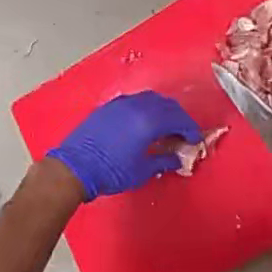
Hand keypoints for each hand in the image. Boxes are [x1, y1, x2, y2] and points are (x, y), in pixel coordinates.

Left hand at [46, 91, 202, 199]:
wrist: (76, 167)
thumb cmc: (111, 172)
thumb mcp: (142, 170)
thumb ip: (163, 161)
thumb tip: (176, 158)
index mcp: (149, 120)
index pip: (178, 119)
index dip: (190, 129)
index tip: (195, 139)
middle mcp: (137, 106)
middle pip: (166, 105)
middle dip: (178, 118)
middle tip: (184, 134)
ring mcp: (121, 104)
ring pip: (150, 100)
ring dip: (163, 111)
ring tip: (166, 128)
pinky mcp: (108, 108)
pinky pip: (135, 102)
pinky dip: (146, 109)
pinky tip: (145, 124)